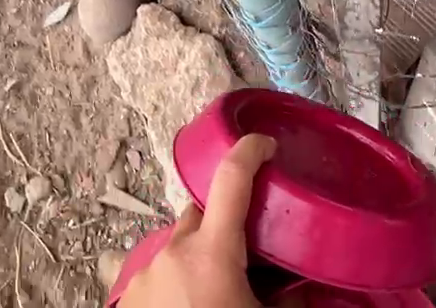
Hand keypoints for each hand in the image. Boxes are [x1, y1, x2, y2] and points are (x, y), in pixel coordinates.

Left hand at [119, 134, 275, 307]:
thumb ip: (291, 298)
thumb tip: (311, 284)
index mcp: (211, 251)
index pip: (232, 176)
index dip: (251, 149)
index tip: (267, 144)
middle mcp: (173, 252)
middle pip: (200, 213)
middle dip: (221, 224)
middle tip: (244, 253)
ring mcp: (143, 277)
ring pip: (177, 247)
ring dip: (196, 258)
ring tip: (213, 294)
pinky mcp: (124, 302)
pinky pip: (156, 276)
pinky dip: (174, 283)